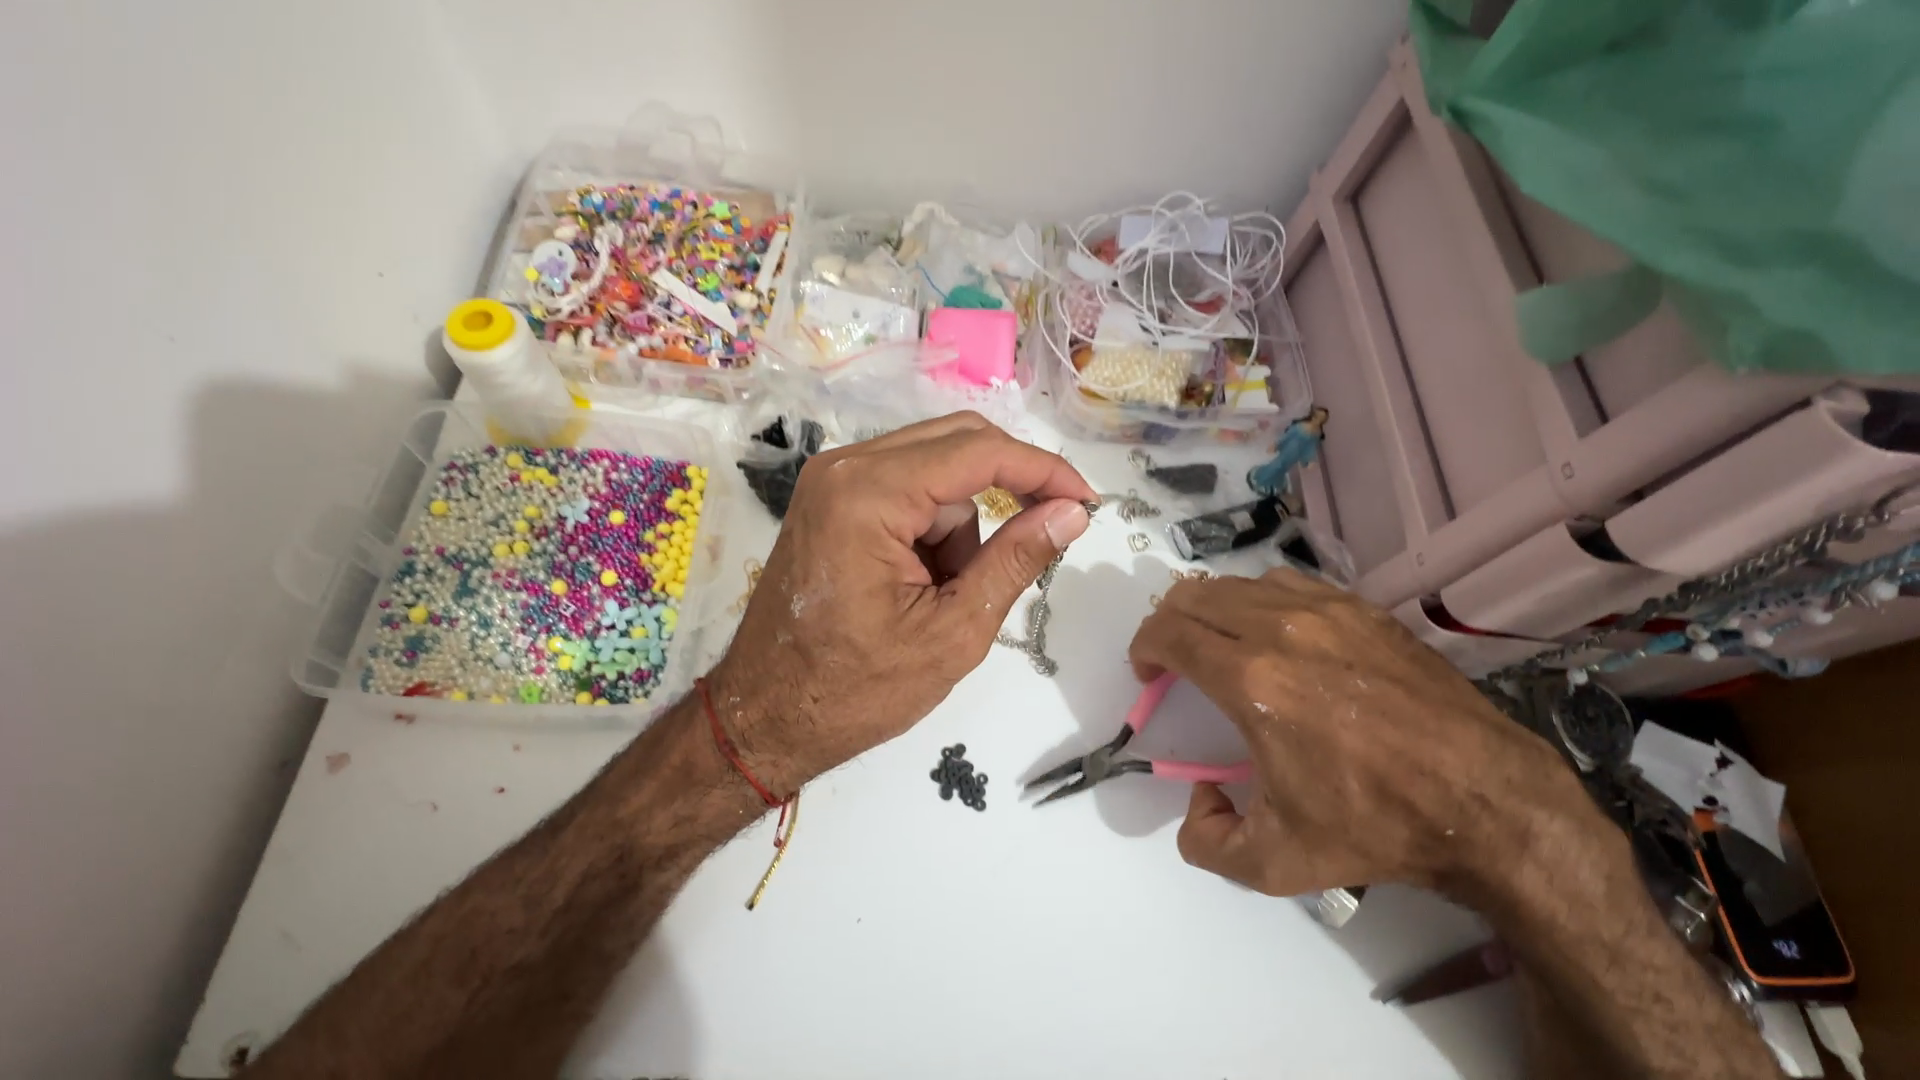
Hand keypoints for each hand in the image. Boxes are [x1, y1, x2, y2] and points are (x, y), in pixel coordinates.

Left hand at [706, 413, 1095, 794]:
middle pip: (956, 443)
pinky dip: (931, 528)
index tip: (1088, 500)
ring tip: (943, 595)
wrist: (767, 717)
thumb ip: (1016, 560)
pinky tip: (918, 584)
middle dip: (1005, 490)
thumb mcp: (953, 631)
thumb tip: (1073, 511)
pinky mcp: (831, 500)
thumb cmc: (856, 689)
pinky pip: (906, 489)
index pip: (978, 452)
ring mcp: (832, 480)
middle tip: (1043, 535)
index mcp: (869, 494)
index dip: (1043, 470)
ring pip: (934, 471)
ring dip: (960, 524)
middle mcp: (845, 467)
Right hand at [1129, 568, 1589, 897]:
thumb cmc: (1374, 826)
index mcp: (1252, 680)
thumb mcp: (1273, 863)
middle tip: (1173, 659)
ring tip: (1221, 644)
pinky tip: (1277, 636)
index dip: (1144, 648)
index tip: (1148, 674)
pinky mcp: (1366, 612)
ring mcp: (1328, 612)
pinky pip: (1289, 585)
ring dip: (1213, 608)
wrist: (1483, 801)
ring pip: (1240, 583)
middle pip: (1195, 595)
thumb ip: (1205, 840)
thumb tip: (1201, 798)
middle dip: (1168, 623)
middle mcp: (1283, 629)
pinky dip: (1261, 601)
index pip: (1169, 632)